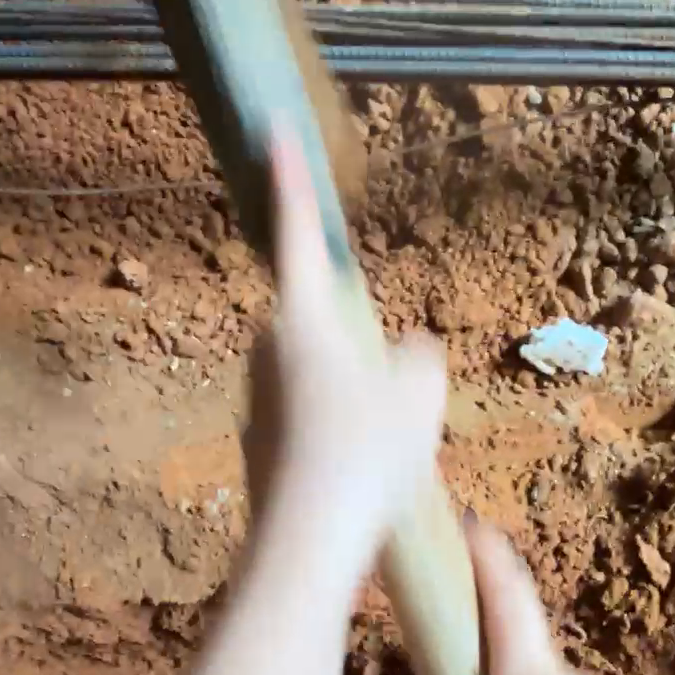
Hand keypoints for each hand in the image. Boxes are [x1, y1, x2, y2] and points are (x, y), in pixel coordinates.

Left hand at [242, 132, 446, 581]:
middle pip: (313, 323)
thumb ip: (419, 356)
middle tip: (389, 393)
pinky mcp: (254, 447)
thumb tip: (409, 351)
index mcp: (303, 321)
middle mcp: (265, 352)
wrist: (309, 540)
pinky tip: (353, 473)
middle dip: (350, 342)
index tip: (272, 134)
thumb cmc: (367, 454)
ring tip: (378, 445)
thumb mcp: (420, 394)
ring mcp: (254, 403)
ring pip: (310, 379)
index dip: (290, 184)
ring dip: (343, 395)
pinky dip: (328, 434)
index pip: (295, 238)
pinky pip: (302, 421)